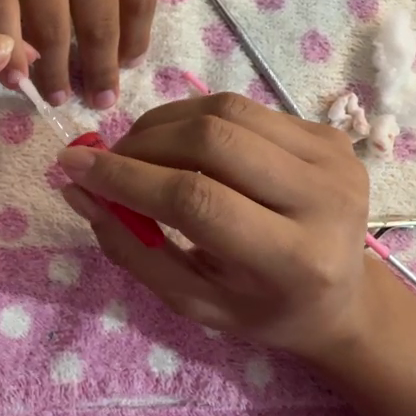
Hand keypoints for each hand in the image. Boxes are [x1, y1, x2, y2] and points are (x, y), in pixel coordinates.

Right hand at [0, 0, 159, 109]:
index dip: (133, 44)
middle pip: (97, 25)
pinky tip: (9, 74)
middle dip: (99, 71)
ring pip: (49, 29)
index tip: (127, 67)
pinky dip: (5, 48)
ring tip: (54, 98)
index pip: (140, 0)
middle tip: (96, 103)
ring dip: (54, 72)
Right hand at [54, 93, 381, 358]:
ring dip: (162, 124)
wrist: (343, 297)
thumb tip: (77, 188)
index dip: (126, 178)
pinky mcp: (330, 136)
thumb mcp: (190, 300)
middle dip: (142, 144)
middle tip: (106, 161)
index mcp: (293, 260)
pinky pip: (242, 107)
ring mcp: (334, 160)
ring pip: (225, 111)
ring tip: (137, 151)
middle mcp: (324, 201)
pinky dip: (193, 118)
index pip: (196, 201)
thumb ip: (131, 246)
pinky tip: (180, 144)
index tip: (72, 166)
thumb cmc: (258, 308)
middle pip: (213, 141)